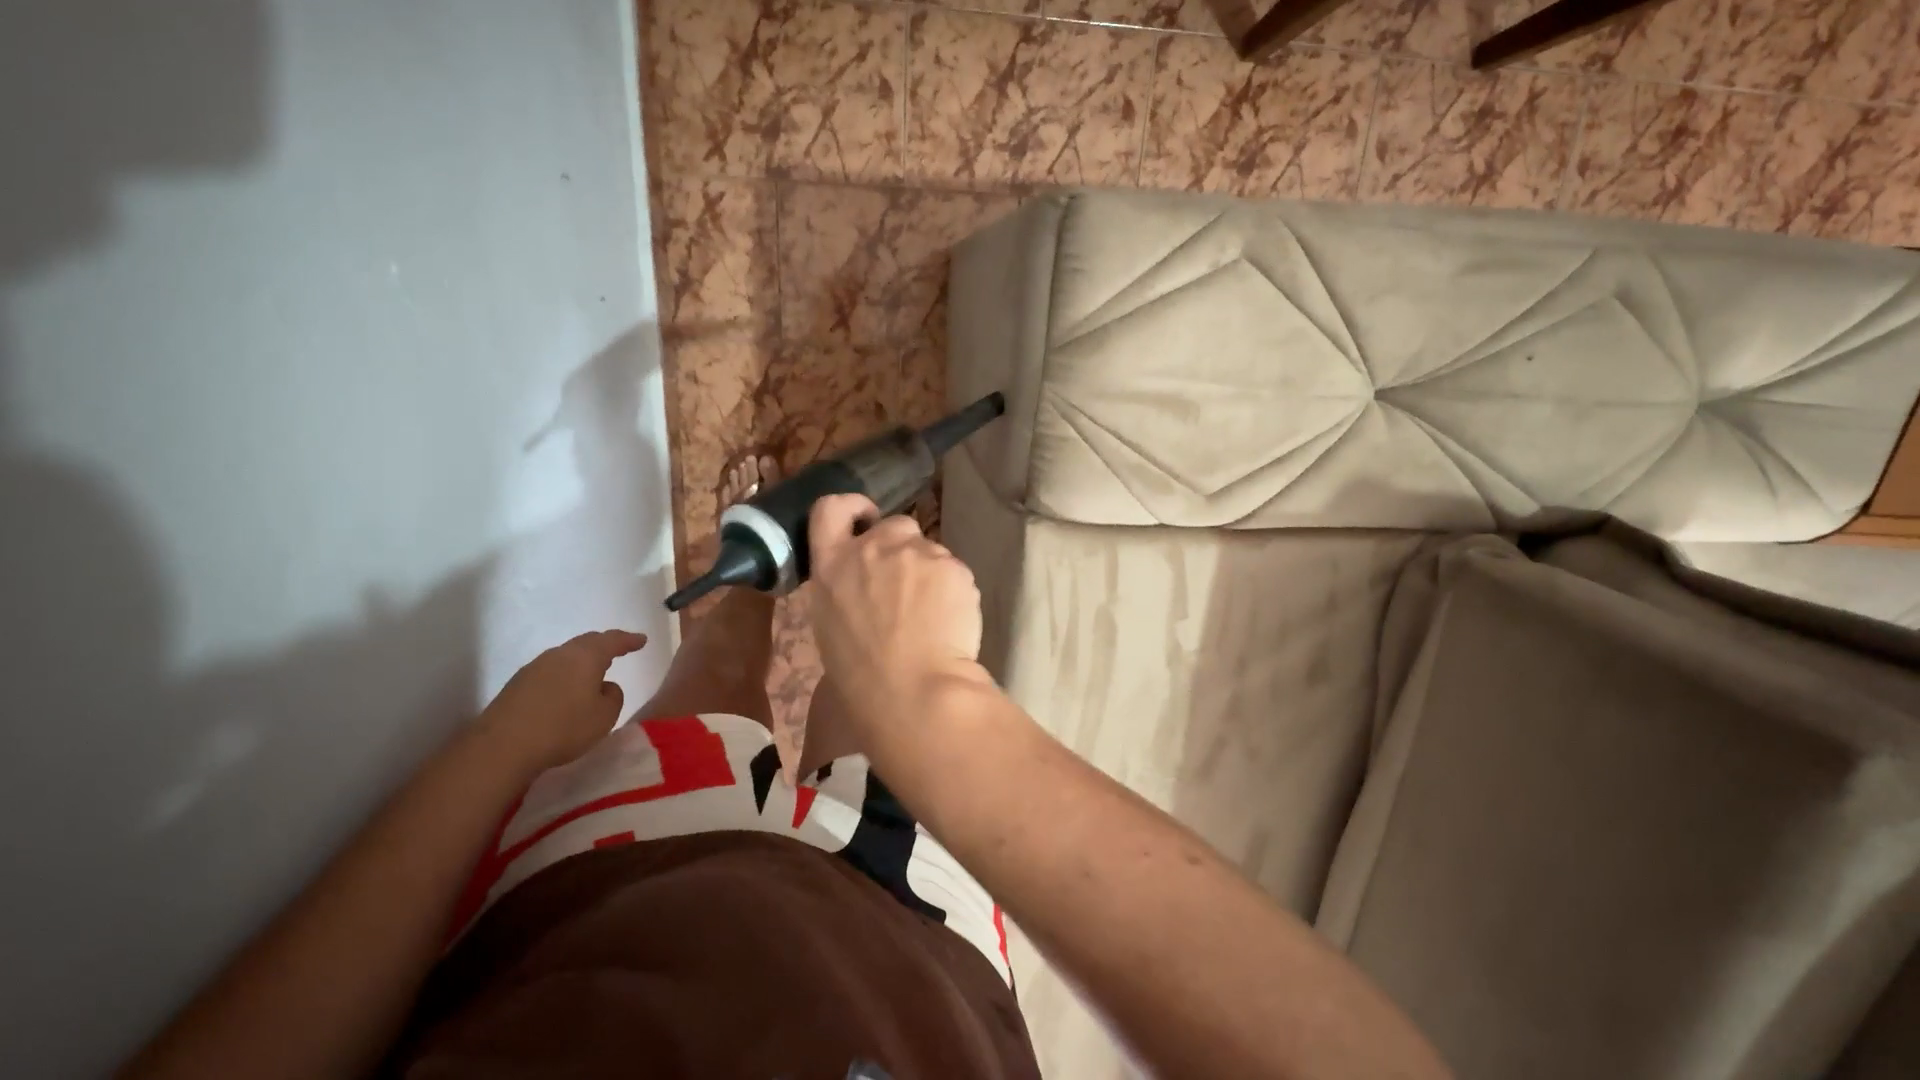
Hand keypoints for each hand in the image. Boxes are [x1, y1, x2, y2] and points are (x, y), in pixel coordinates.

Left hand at [472, 630, 647, 773]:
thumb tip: (604, 686)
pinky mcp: (517, 684)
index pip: (612, 640)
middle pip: (586, 643)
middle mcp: (559, 654)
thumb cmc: (564, 728)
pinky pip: (550, 672)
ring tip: (592, 674)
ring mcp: (534, 667)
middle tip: (619, 650)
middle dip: (604, 645)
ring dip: (581, 662)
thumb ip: (613, 696)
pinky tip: (565, 692)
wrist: (503, 746)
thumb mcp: (604, 716)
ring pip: (565, 657)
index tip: (641, 640)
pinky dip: (564, 676)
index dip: (629, 640)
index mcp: (585, 657)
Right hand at [807, 496, 988, 744]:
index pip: (830, 509)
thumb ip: (845, 587)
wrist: (911, 687)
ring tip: (930, 616)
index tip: (864, 519)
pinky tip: (949, 624)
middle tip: (905, 588)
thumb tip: (864, 583)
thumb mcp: (830, 623)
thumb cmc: (860, 671)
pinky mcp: (954, 567)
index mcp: (833, 563)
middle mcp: (874, 546)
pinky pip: (954, 571)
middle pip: (894, 526)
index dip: (851, 508)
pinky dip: (953, 591)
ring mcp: (917, 553)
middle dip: (901, 548)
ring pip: (929, 550)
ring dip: (929, 572)